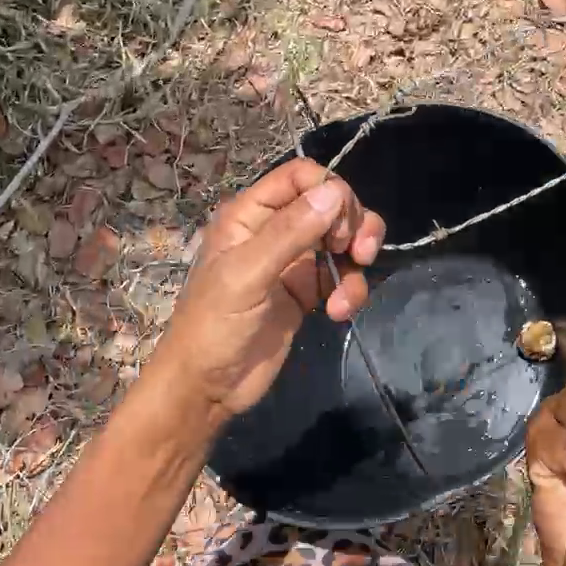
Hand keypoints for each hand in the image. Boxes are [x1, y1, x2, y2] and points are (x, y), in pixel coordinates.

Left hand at [148, 158, 385, 423]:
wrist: (208, 388)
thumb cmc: (214, 325)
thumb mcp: (247, 275)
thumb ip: (290, 232)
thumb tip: (335, 192)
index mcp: (251, 214)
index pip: (300, 176)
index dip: (330, 190)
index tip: (341, 225)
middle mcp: (275, 230)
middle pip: (331, 203)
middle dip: (352, 225)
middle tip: (357, 253)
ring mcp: (294, 261)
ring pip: (343, 239)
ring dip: (355, 262)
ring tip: (348, 295)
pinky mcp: (309, 291)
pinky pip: (344, 275)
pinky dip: (351, 290)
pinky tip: (339, 313)